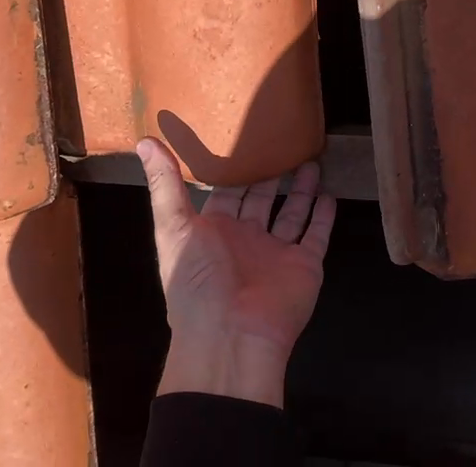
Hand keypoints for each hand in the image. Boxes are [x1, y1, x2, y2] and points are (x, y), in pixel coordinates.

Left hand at [137, 138, 336, 407]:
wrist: (231, 338)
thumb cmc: (197, 280)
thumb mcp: (174, 228)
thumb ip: (165, 185)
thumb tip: (144, 140)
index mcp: (215, 231)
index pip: (228, 191)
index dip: (237, 167)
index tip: (247, 137)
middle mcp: (247, 239)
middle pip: (262, 199)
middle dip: (273, 174)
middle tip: (286, 141)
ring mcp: (278, 253)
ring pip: (292, 213)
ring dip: (301, 189)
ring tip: (311, 159)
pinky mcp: (304, 265)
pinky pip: (316, 235)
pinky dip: (323, 217)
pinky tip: (330, 195)